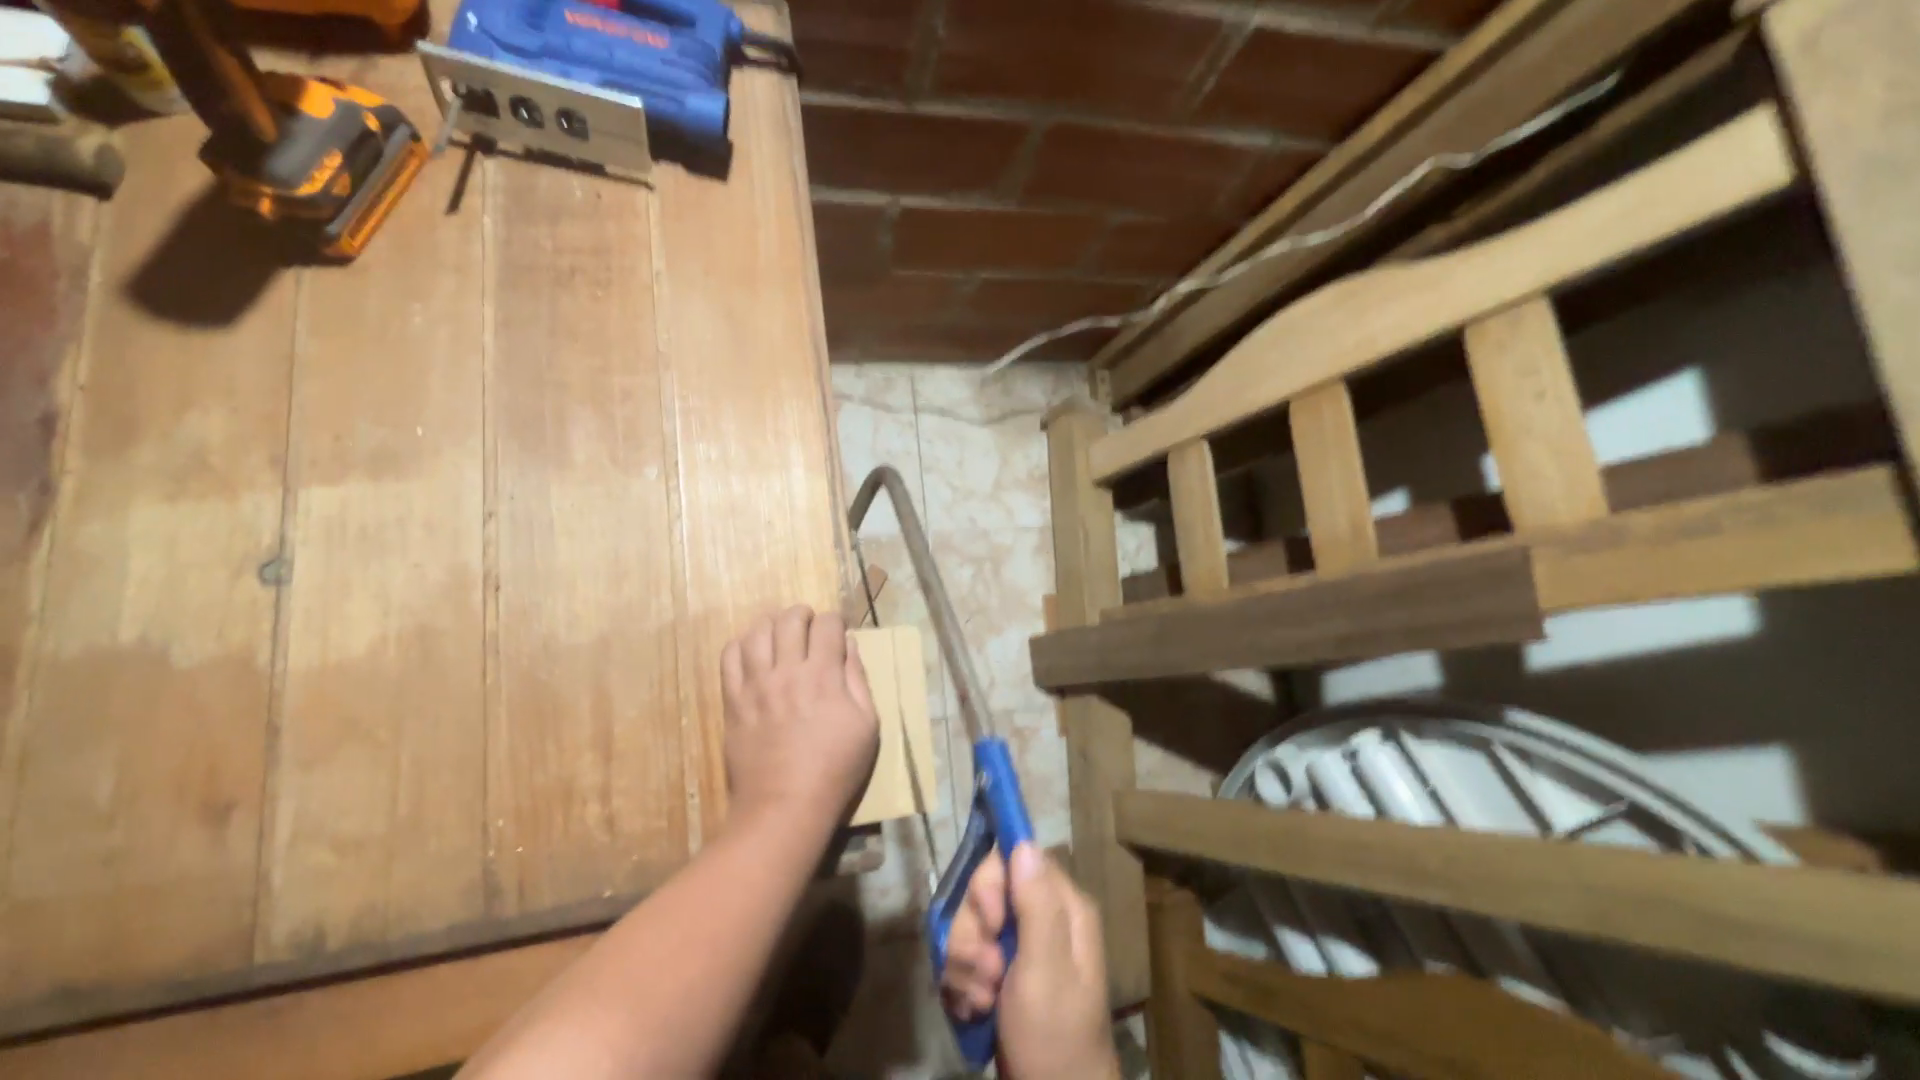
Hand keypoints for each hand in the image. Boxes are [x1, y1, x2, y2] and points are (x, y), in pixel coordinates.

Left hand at [721, 606, 878, 830]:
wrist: (784, 804)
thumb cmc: (835, 769)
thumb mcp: (866, 725)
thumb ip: (858, 680)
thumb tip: (849, 646)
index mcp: (824, 676)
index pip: (828, 625)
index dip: (835, 621)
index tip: (837, 630)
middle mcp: (787, 671)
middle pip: (790, 620)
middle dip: (803, 614)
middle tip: (808, 624)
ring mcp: (755, 685)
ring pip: (756, 633)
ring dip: (771, 624)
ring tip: (779, 631)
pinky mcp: (732, 701)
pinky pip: (729, 658)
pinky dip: (740, 645)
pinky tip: (751, 651)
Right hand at [939, 845, 1118, 1079]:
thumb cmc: (1054, 1034)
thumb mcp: (1046, 969)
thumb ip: (1036, 905)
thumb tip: (1024, 842)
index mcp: (1063, 908)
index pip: (1015, 859)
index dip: (991, 885)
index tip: (989, 920)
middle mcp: (1042, 920)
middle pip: (985, 894)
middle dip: (973, 934)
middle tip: (987, 971)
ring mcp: (1018, 949)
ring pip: (969, 928)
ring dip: (965, 966)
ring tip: (981, 1000)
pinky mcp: (999, 976)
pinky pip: (964, 960)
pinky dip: (961, 985)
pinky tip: (973, 1009)